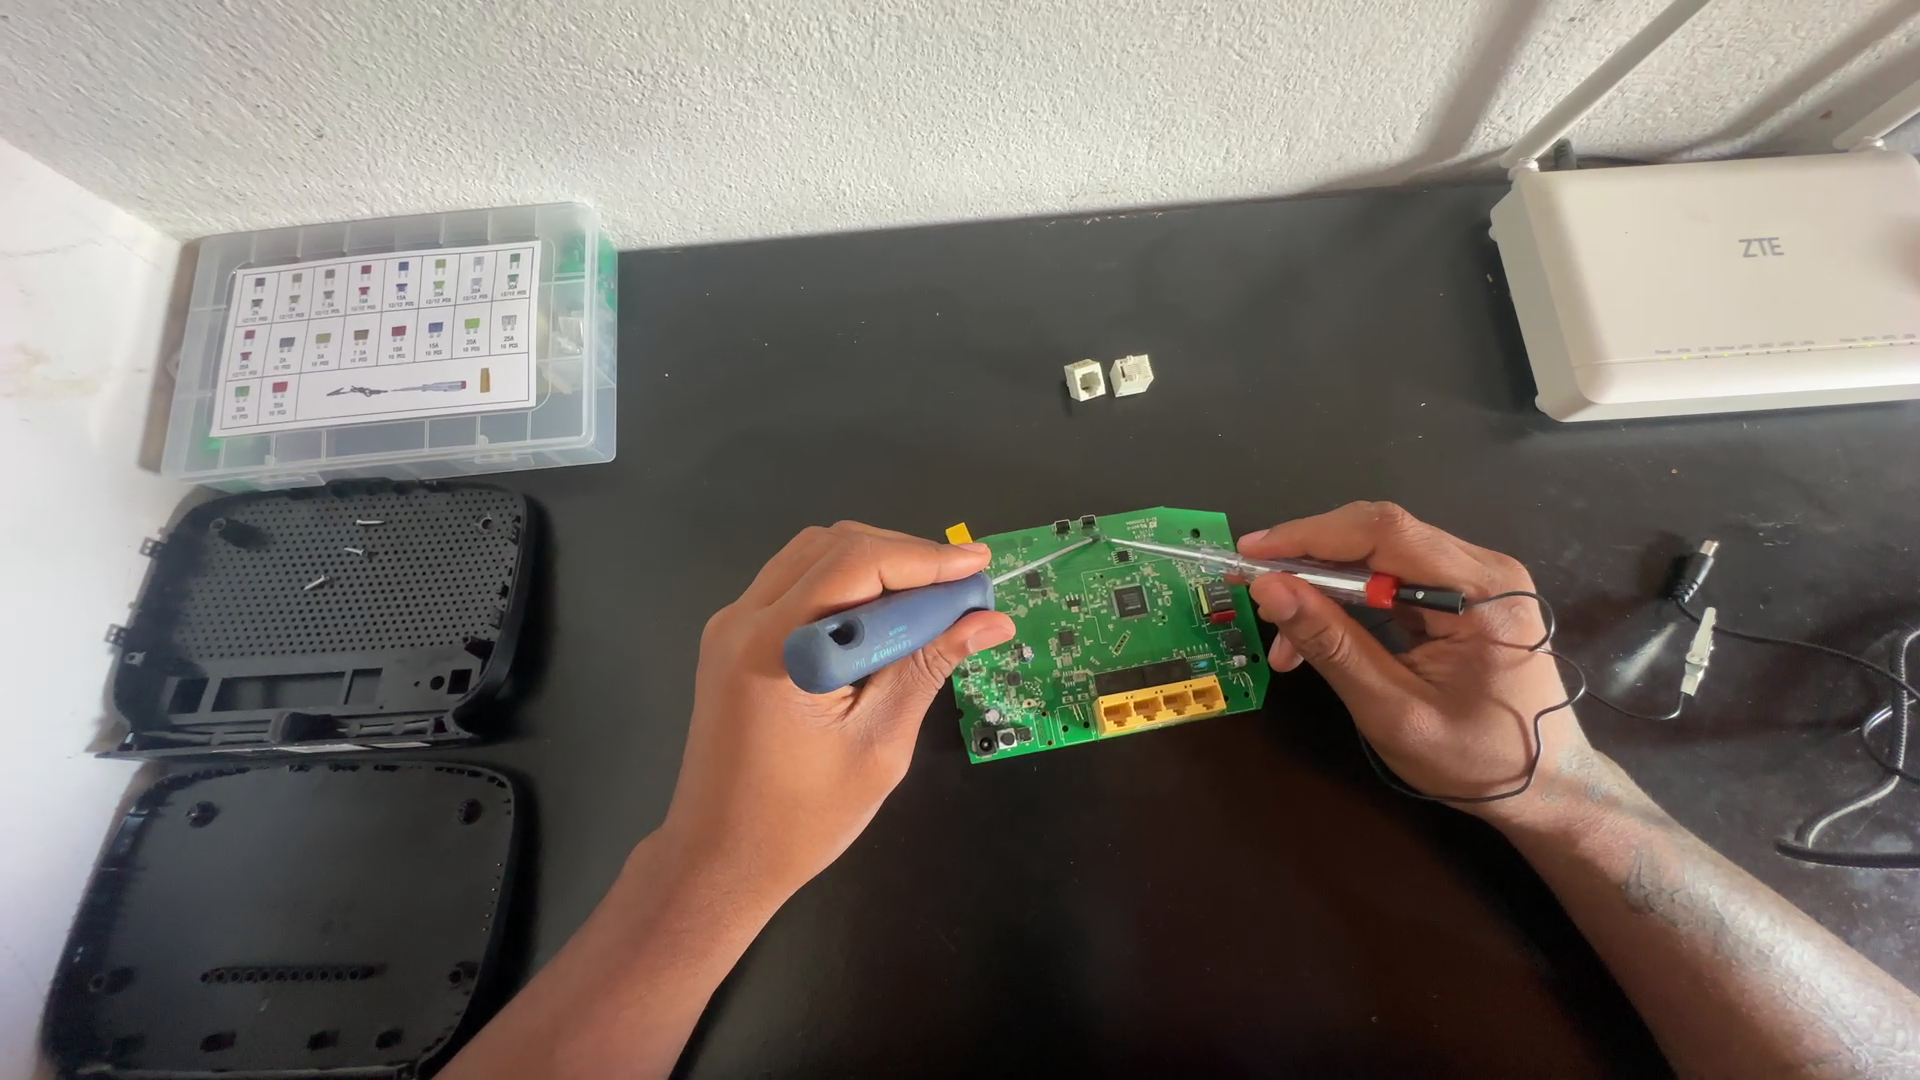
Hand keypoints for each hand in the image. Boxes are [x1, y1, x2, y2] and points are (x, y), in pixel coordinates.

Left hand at [660, 521, 1015, 899]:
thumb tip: (992, 621)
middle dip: (905, 555)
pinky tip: (883, 612)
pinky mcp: (734, 637)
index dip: (926, 558)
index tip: (980, 566)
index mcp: (775, 645)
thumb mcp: (879, 743)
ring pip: (813, 555)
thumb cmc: (801, 819)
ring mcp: (732, 624)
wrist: (719, 860)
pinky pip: (797, 582)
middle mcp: (743, 618)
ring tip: (931, 594)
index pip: (857, 564)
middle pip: (833, 545)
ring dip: (876, 563)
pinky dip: (847, 583)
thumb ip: (928, 667)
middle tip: (961, 584)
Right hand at [1240, 501, 1586, 819]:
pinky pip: (1385, 576)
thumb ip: (1330, 643)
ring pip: (1374, 554)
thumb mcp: (1390, 708)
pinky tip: (1313, 632)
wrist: (1545, 790)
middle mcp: (1482, 569)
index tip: (1250, 554)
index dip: (1309, 535)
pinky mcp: (1457, 594)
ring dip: (1318, 585)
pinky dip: (1340, 599)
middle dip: (1306, 558)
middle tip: (1253, 587)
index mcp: (1481, 592)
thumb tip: (1267, 588)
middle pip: (1376, 534)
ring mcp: (1472, 578)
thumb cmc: (1474, 760)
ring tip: (1282, 636)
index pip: (1383, 533)